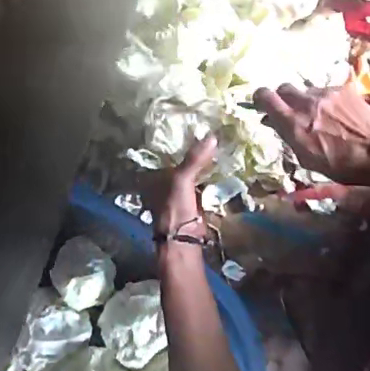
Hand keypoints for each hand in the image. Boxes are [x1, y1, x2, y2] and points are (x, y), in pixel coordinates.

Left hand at [155, 134, 217, 258]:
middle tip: (207, 137)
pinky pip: (198, 187)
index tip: (190, 128)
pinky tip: (217, 172)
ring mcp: (174, 196)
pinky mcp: (188, 207)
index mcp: (152, 177)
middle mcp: (160, 185)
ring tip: (215, 150)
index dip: (173, 141)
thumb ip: (194, 159)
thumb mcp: (182, 179)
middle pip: (175, 164)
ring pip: (187, 175)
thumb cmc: (175, 208)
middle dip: (189, 154)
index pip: (162, 153)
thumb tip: (211, 136)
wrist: (183, 242)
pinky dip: (206, 180)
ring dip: (199, 166)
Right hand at [254, 83, 369, 185]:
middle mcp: (306, 102)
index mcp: (293, 121)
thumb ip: (287, 134)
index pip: (265, 96)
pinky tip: (338, 114)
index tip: (262, 105)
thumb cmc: (338, 164)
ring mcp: (326, 93)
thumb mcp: (305, 157)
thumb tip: (273, 121)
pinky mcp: (343, 89)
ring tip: (320, 116)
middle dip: (284, 98)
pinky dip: (327, 101)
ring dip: (307, 101)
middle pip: (284, 88)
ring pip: (307, 90)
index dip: (260, 98)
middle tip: (291, 111)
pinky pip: (327, 91)